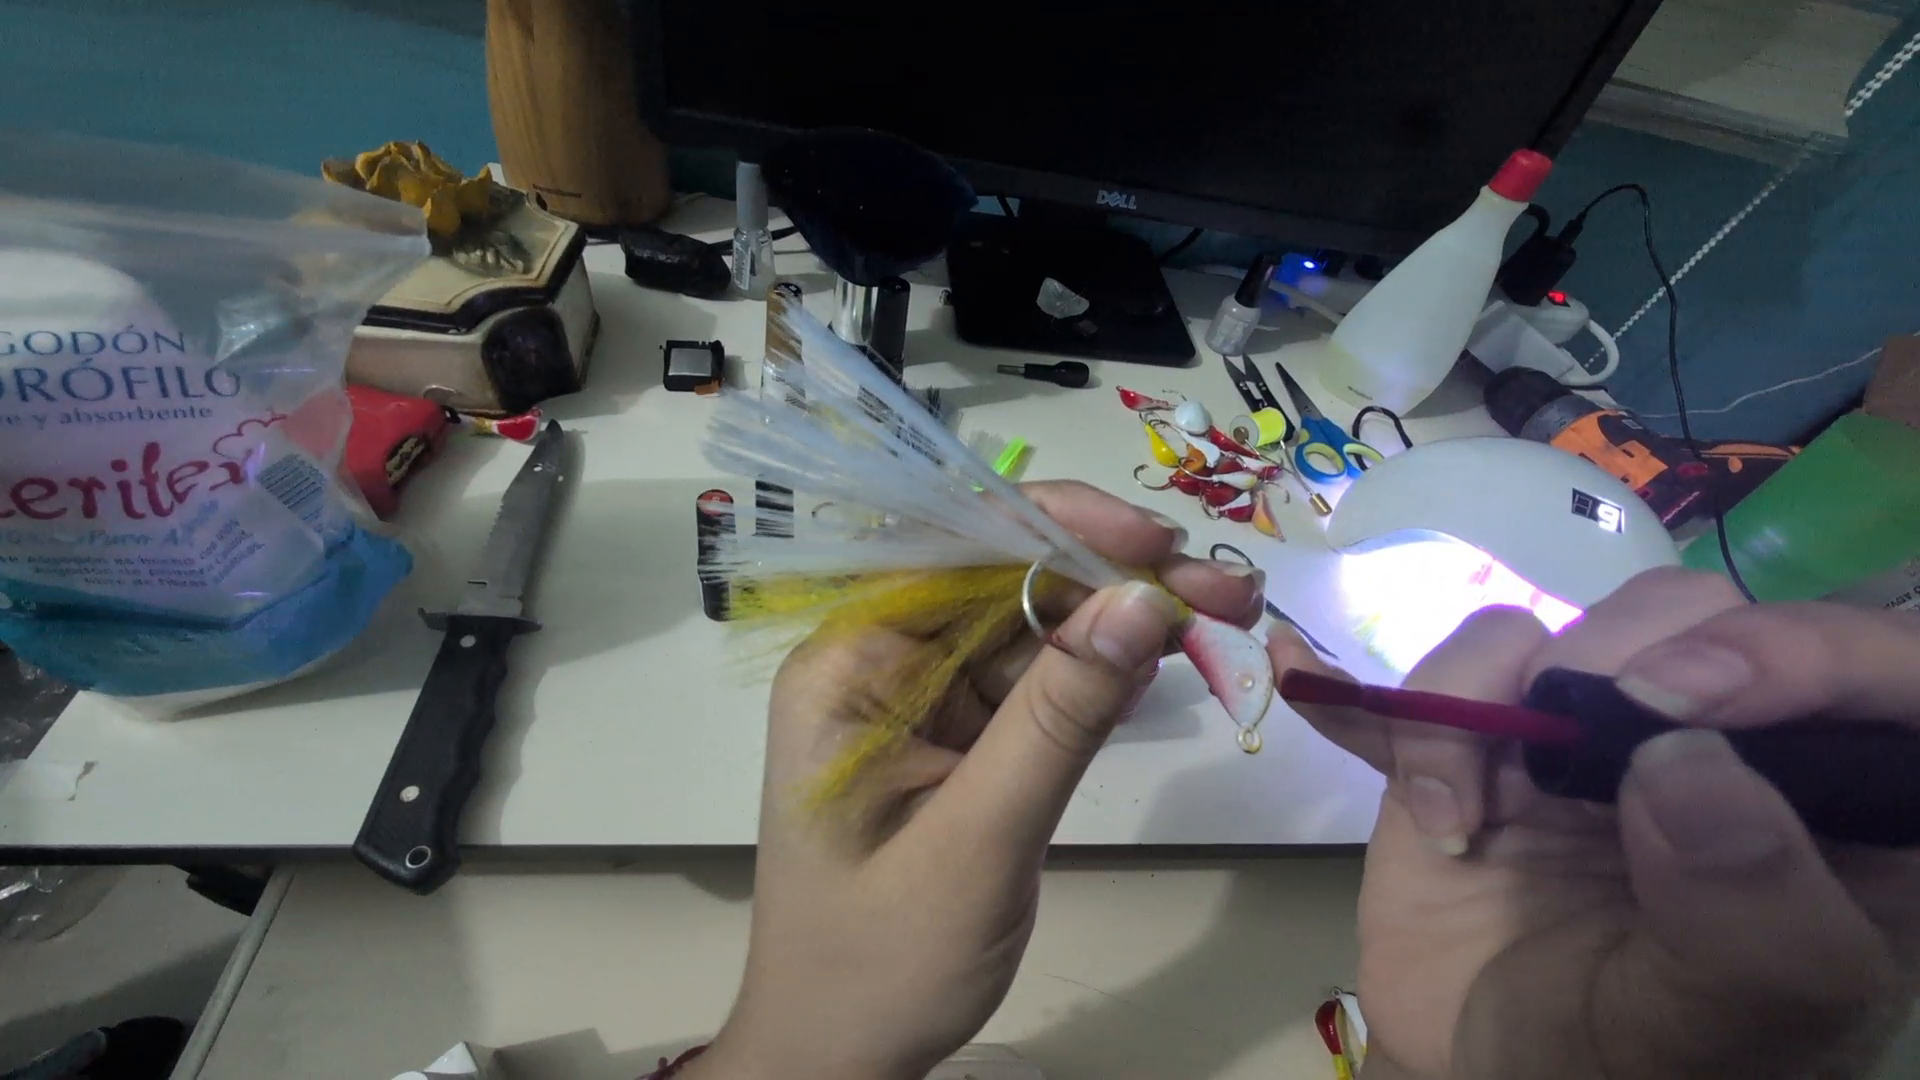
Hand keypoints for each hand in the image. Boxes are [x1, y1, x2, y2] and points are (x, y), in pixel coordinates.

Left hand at [687, 481, 1265, 1079]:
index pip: (949, 549)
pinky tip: (1160, 661)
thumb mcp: (979, 838)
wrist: (843, 1051)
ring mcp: (925, 690)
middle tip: (1220, 586)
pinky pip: (1035, 677)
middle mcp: (884, 655)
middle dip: (1108, 572)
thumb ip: (1059, 715)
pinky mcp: (961, 727)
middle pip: (1002, 578)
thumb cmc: (882, 959)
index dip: (1052, 525)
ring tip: (1217, 611)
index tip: (1152, 539)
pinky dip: (1099, 669)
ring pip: (1030, 624)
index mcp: (851, 660)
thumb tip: (1142, 601)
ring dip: (1118, 616)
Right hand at [1279, 568, 1919, 1078]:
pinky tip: (1297, 672)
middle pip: (1662, 619)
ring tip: (1441, 818)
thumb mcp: (1720, 1029)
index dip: (1795, 647)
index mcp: (1813, 810)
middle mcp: (1685, 751)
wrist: (1478, 1076)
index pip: (1868, 672)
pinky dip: (1346, 687)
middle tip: (1546, 759)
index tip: (1678, 696)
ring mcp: (1551, 745)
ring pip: (1513, 641)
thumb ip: (1749, 915)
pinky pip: (1398, 694)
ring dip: (1454, 714)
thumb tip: (1686, 754)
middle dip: (1592, 670)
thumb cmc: (1625, 1074)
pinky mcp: (1449, 754)